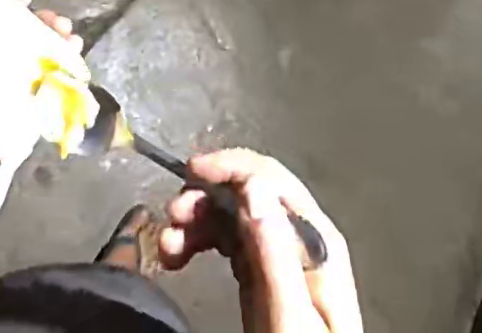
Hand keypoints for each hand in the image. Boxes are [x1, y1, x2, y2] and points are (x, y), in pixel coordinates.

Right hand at [160, 149, 361, 332]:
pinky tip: (179, 255)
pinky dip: (202, 241)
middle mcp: (298, 237)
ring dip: (199, 219)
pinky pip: (229, 242)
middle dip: (208, 194)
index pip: (271, 179)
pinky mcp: (263, 276)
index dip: (231, 167)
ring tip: (168, 243)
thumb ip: (274, 252)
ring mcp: (280, 256)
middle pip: (249, 194)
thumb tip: (253, 186)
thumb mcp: (289, 314)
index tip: (190, 170)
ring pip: (234, 216)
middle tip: (171, 215)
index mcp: (314, 237)